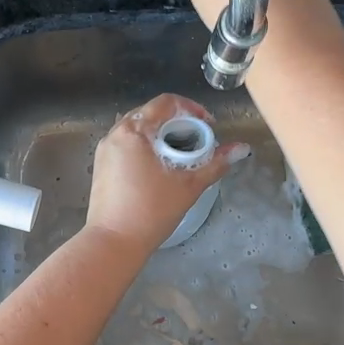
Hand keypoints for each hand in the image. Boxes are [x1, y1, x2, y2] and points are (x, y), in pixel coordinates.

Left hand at [85, 93, 246, 256]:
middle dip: (177, 123)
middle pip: (151, 114)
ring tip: (180, 155)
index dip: (192, 109)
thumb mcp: (189, 185)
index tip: (207, 127)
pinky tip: (159, 167)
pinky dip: (145, 147)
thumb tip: (242, 148)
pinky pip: (127, 145)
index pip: (166, 102)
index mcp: (134, 130)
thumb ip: (215, 163)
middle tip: (197, 141)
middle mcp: (115, 133)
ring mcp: (105, 150)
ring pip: (138, 130)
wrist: (114, 242)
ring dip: (161, 135)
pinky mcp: (101, 165)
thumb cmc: (151, 211)